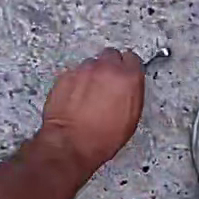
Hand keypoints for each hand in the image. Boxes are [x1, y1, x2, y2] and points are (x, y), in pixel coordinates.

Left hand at [36, 48, 145, 174]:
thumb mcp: (131, 117)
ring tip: (89, 94)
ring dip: (92, 74)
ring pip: (91, 63)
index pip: (132, 58)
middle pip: (111, 55)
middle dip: (110, 66)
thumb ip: (132, 93)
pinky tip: (76, 98)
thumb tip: (129, 88)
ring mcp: (84, 70)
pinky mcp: (66, 76)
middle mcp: (107, 69)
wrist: (72, 143)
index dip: (128, 67)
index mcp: (128, 78)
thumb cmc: (102, 137)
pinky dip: (76, 82)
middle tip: (107, 83)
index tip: (126, 72)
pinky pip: (74, 73)